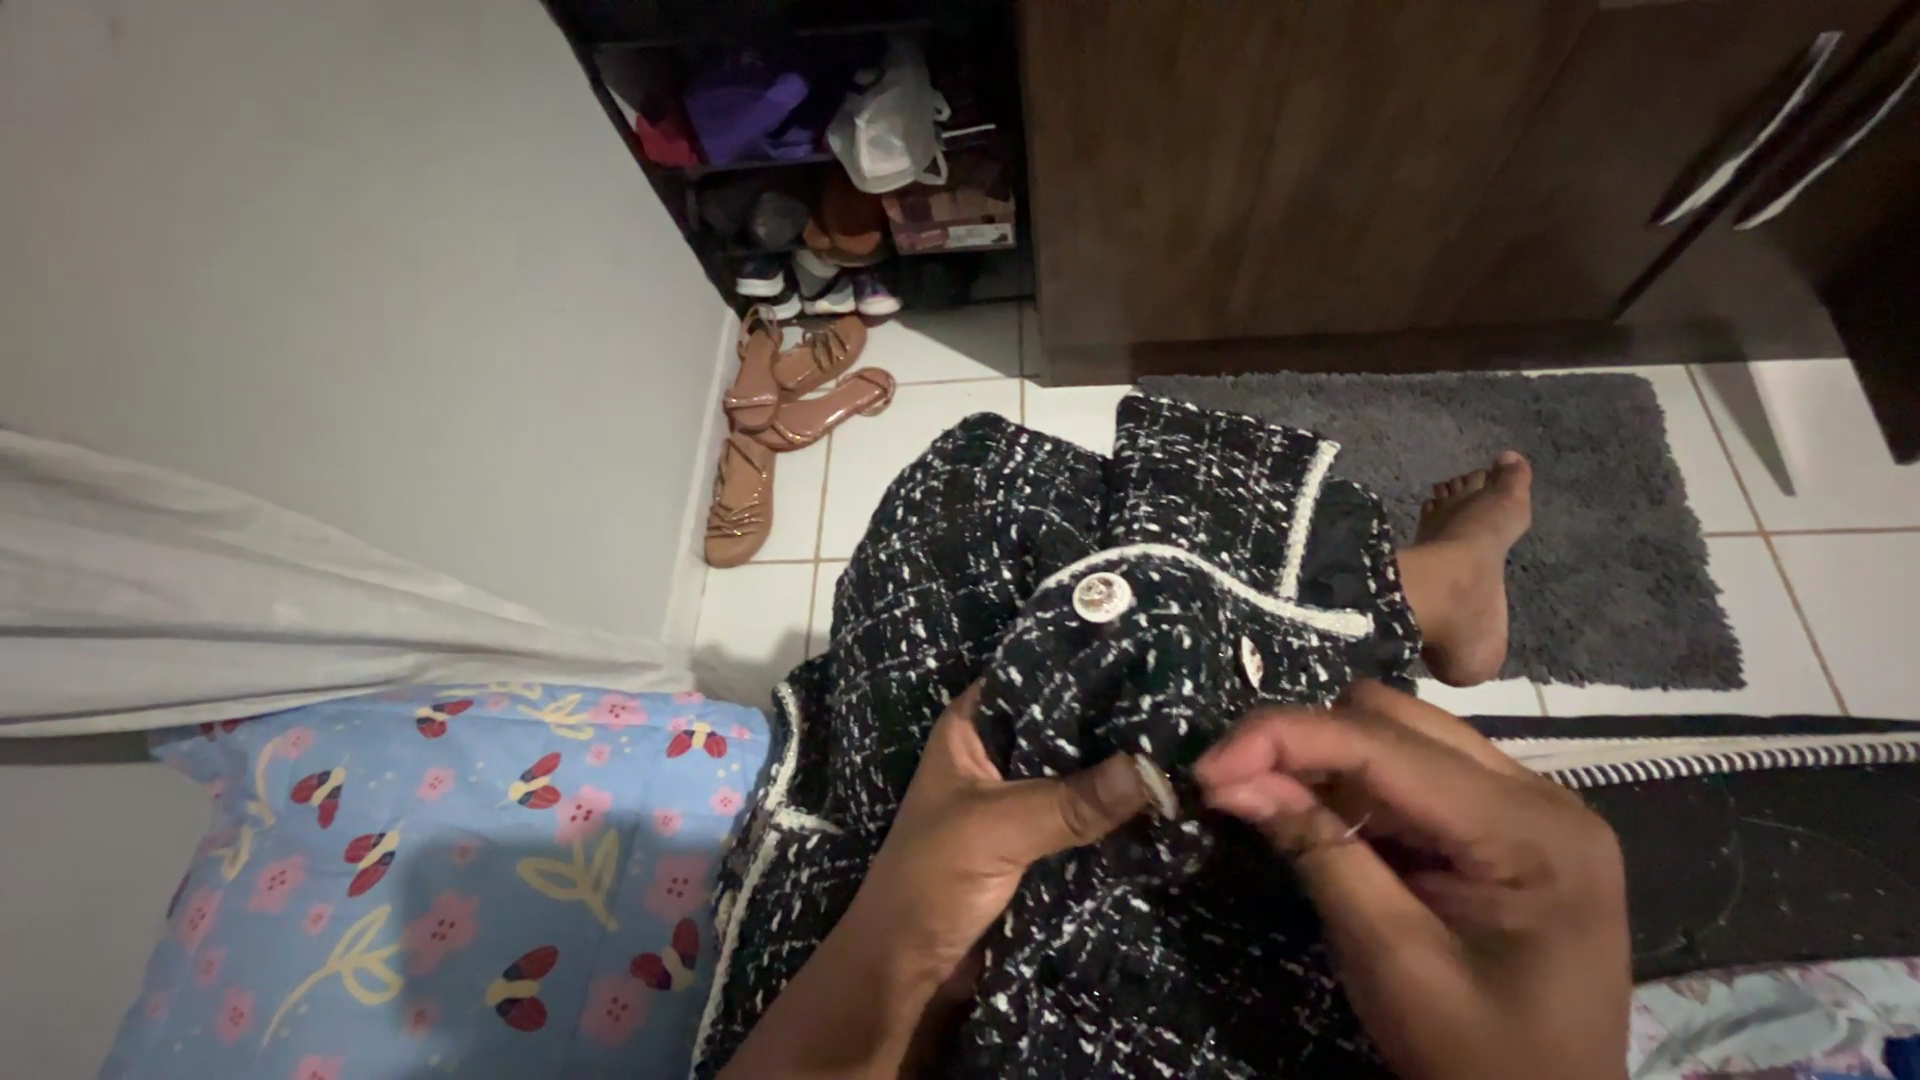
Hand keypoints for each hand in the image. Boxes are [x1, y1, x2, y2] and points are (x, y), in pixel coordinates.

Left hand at [722, 681, 1149, 1077]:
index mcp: (972, 726)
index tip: (1149, 663)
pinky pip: (1084, 811)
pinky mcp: (1037, 836)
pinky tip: (1165, 800)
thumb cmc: (932, 877)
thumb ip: (1073, 800)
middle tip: (1185, 712)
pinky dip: (1115, 810)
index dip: (1086, 671)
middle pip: (1064, 724)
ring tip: (1187, 750)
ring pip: (1078, 769)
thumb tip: (1157, 771)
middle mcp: (997, 750)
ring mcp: (1019, 794)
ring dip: (1120, 769)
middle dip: (1114, 724)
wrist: (908, 967)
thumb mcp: (998, 828)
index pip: (1035, 678)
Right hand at [1194, 681, 1629, 1079]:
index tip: (1206, 769)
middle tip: (1236, 788)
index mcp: (1530, 830)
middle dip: (1300, 742)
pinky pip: (1402, 767)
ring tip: (1271, 804)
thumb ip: (1314, 851)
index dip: (1282, 740)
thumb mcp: (1389, 958)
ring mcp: (1519, 802)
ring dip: (1319, 759)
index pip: (1382, 745)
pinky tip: (1317, 819)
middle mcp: (1534, 793)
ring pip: (1391, 731)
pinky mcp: (1493, 818)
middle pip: (1388, 718)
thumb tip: (1229, 780)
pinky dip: (1345, 783)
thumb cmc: (1479, 1059)